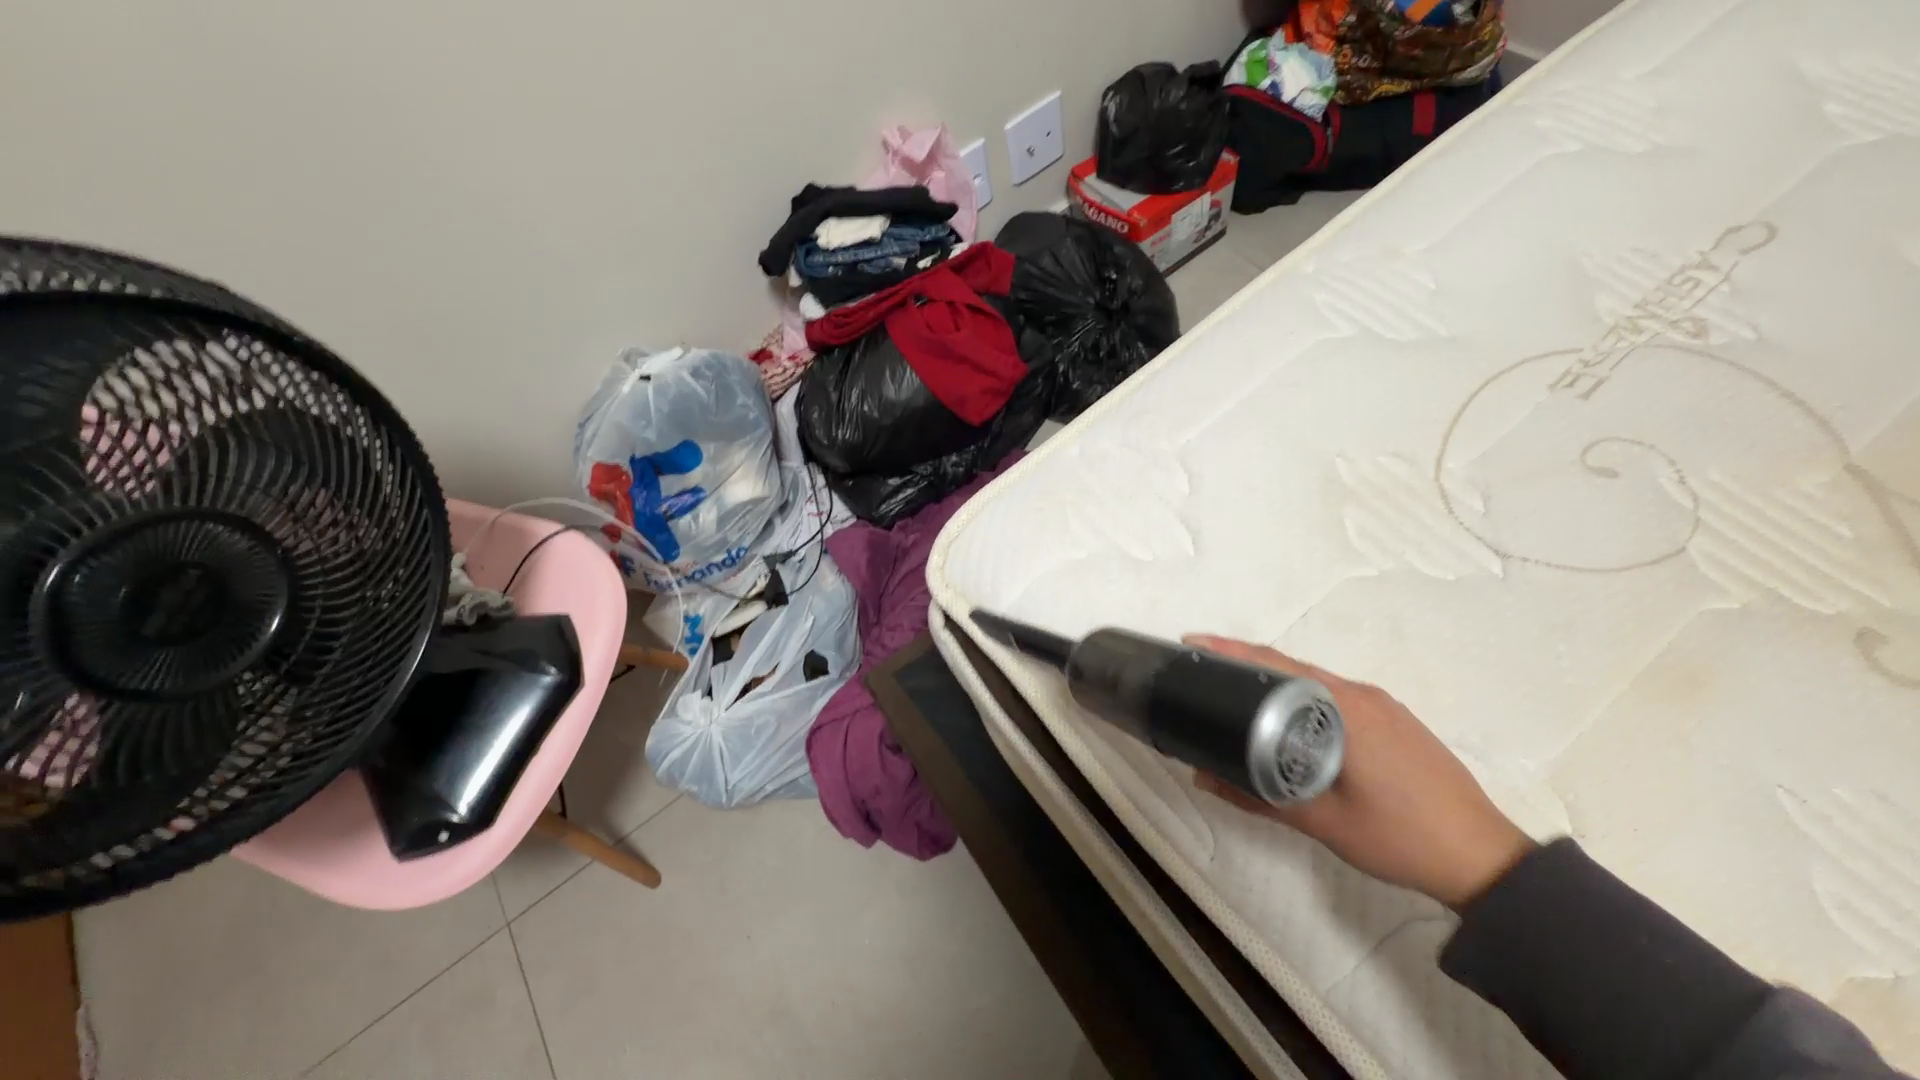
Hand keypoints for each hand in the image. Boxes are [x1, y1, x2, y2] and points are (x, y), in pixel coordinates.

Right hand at [1188, 635, 1534, 908]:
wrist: (1482, 858)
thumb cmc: (1398, 837)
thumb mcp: (1321, 821)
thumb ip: (1258, 795)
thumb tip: (1204, 776)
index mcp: (1345, 709)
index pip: (1276, 666)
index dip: (1231, 652)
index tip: (1192, 644)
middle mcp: (1365, 696)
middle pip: (1294, 667)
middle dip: (1246, 663)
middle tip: (1202, 667)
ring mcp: (1385, 708)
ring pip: (1317, 683)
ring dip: (1276, 683)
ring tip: (1234, 694)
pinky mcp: (1397, 723)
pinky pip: (1337, 698)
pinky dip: (1303, 699)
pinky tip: (1287, 721)